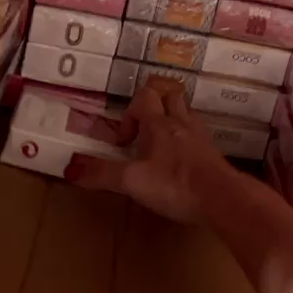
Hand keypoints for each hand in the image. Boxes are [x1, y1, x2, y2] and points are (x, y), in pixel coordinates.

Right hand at [64, 82, 237, 222]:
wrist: (222, 198)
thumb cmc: (175, 184)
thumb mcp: (132, 181)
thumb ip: (102, 174)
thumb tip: (70, 168)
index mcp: (159, 123)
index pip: (144, 96)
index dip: (129, 112)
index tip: (123, 141)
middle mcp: (181, 122)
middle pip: (170, 95)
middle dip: (154, 107)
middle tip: (143, 131)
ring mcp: (200, 136)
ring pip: (186, 113)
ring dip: (172, 121)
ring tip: (160, 145)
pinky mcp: (213, 153)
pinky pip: (198, 135)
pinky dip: (187, 140)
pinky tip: (181, 161)